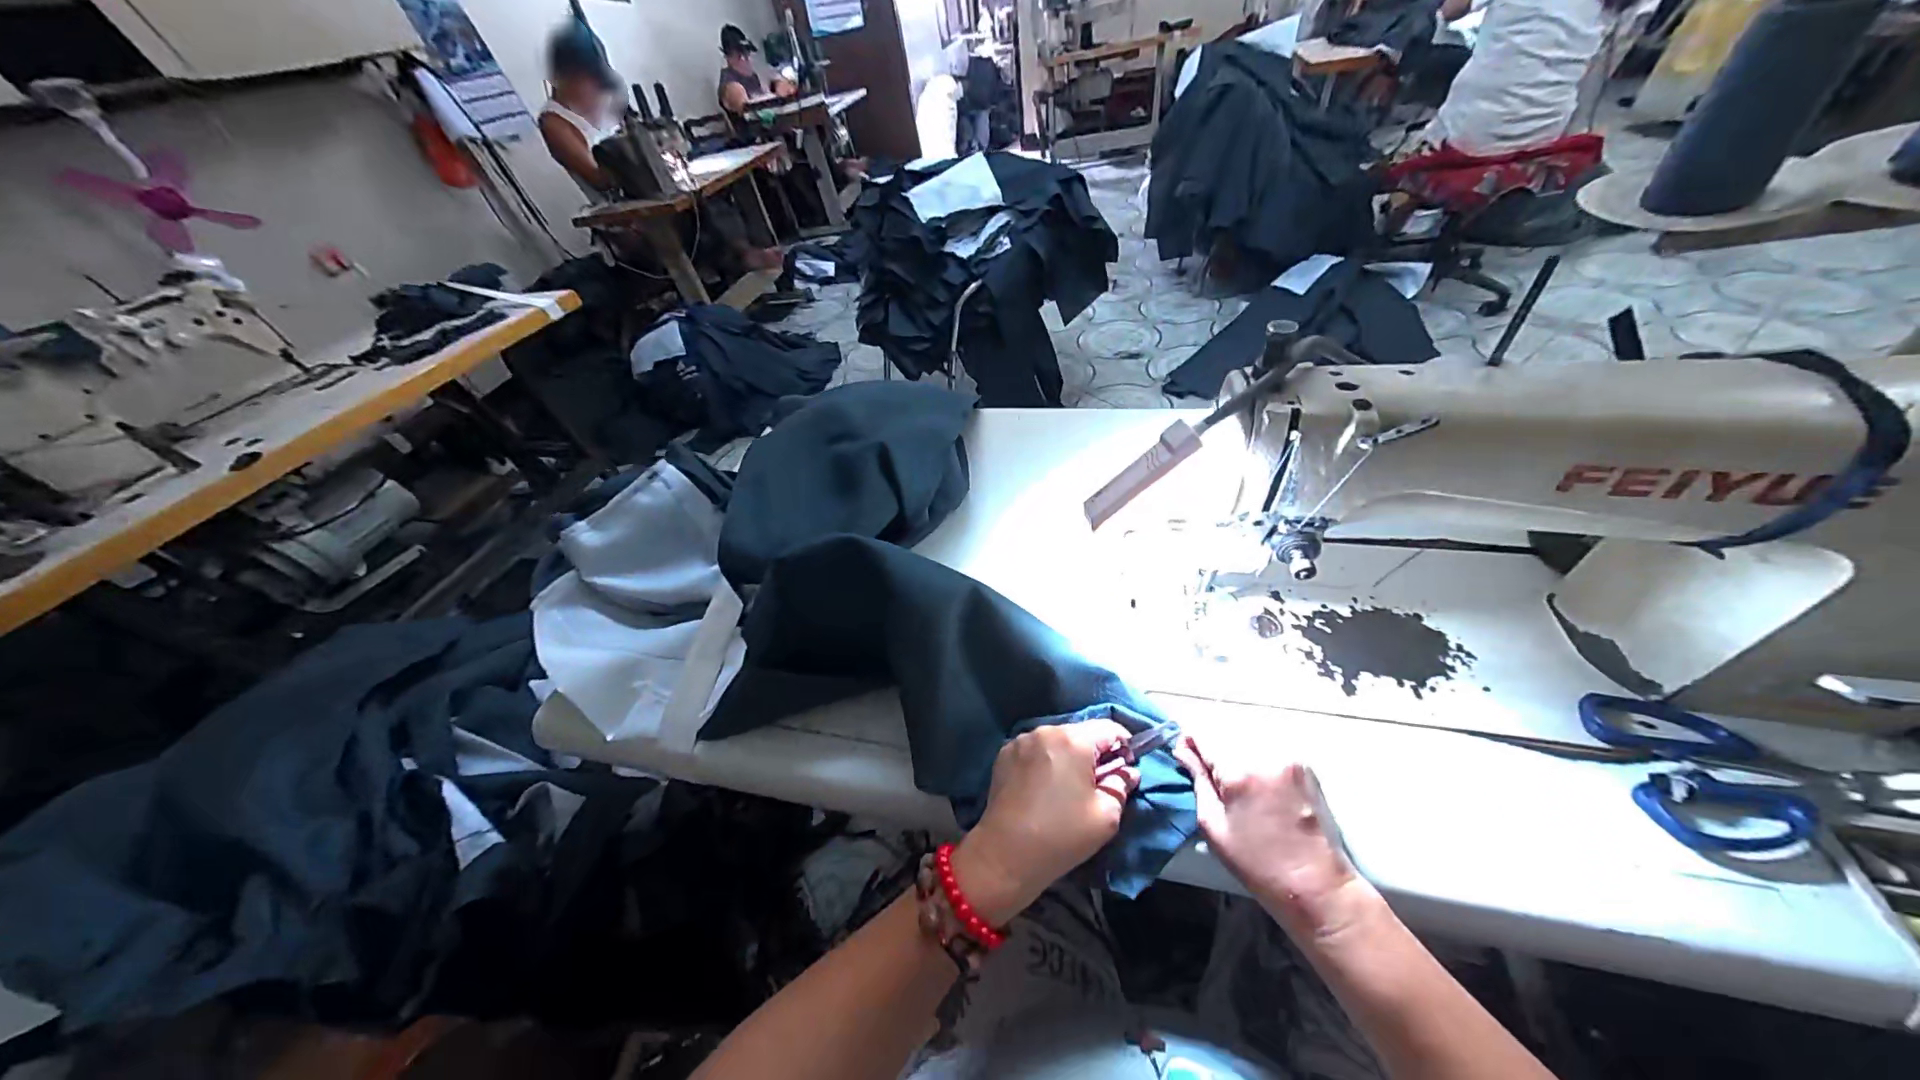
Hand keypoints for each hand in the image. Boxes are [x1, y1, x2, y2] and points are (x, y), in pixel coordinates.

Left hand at [952, 721, 1139, 924]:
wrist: (1006, 853)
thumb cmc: (1062, 834)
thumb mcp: (1106, 815)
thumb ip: (1121, 785)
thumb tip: (1127, 771)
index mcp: (1073, 740)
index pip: (1110, 729)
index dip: (1124, 746)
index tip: (1125, 769)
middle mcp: (1045, 731)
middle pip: (1081, 733)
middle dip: (1094, 753)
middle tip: (1098, 783)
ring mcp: (1020, 741)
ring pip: (1056, 740)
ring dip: (1068, 756)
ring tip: (1068, 788)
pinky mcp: (1004, 754)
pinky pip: (1035, 750)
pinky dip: (1045, 761)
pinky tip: (1044, 788)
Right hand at [1174, 733, 1377, 939]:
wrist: (1317, 884)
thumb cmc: (1257, 863)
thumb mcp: (1213, 825)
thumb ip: (1198, 781)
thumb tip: (1184, 751)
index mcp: (1239, 772)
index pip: (1203, 733)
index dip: (1189, 741)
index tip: (1185, 756)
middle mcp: (1265, 754)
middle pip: (1225, 730)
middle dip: (1212, 745)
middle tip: (1208, 772)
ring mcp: (1289, 757)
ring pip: (1247, 735)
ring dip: (1233, 749)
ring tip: (1233, 779)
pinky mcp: (1304, 765)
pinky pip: (1268, 746)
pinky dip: (1255, 755)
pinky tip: (1256, 781)